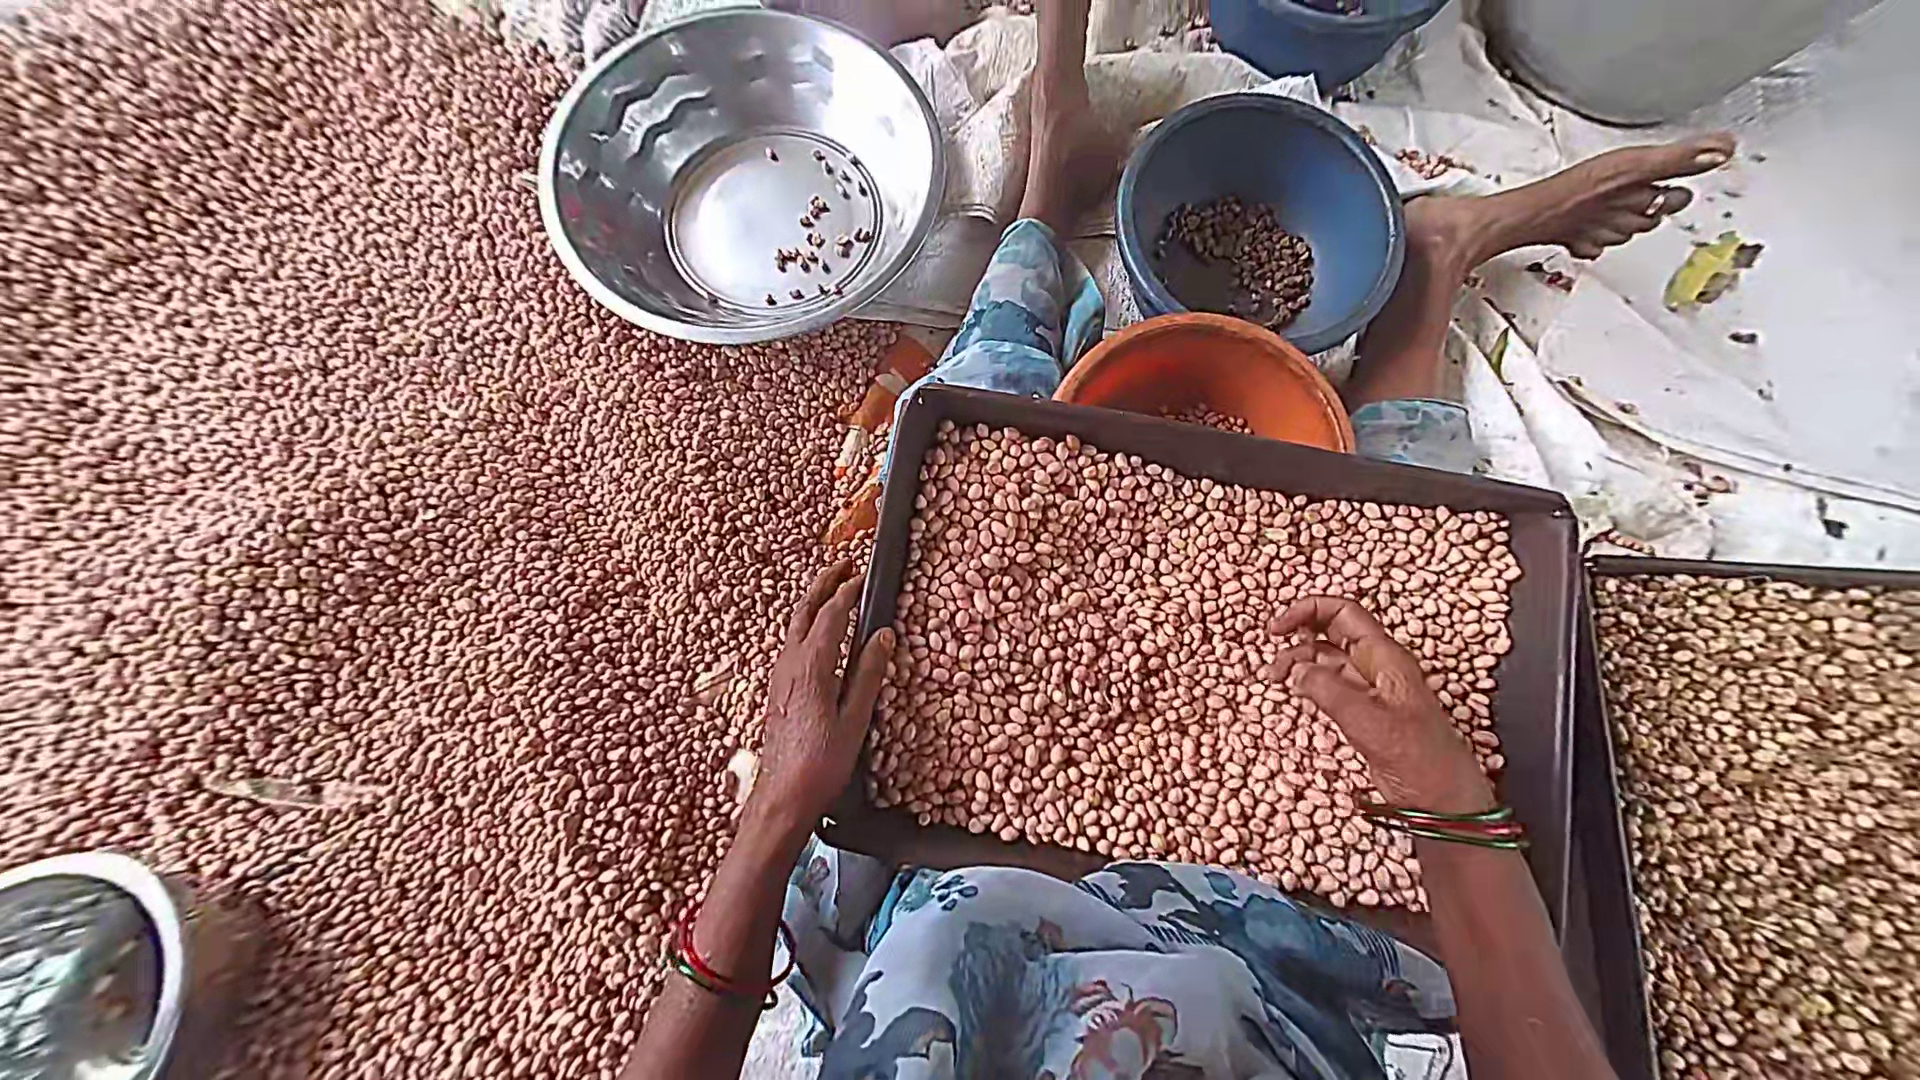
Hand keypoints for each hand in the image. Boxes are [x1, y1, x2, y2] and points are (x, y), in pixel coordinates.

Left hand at [751, 561, 895, 833]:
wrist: (781, 796)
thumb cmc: (821, 762)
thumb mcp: (854, 718)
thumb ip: (867, 673)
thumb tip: (882, 635)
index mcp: (811, 667)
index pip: (831, 615)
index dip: (848, 592)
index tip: (863, 576)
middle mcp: (790, 664)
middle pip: (803, 610)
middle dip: (823, 584)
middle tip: (843, 565)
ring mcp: (780, 675)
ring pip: (794, 624)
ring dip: (814, 601)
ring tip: (832, 589)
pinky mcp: (778, 687)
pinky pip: (791, 641)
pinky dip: (806, 622)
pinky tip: (818, 630)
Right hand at [1269, 597, 1493, 813]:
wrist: (1443, 802)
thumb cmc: (1421, 760)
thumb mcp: (1370, 722)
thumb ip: (1328, 690)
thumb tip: (1295, 669)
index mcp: (1385, 657)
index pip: (1342, 612)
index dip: (1307, 610)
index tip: (1278, 628)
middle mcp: (1375, 665)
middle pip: (1329, 630)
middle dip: (1296, 633)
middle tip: (1271, 648)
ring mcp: (1366, 687)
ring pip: (1322, 656)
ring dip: (1296, 660)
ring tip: (1275, 678)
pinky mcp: (1359, 709)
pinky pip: (1324, 682)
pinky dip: (1304, 681)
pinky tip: (1292, 690)